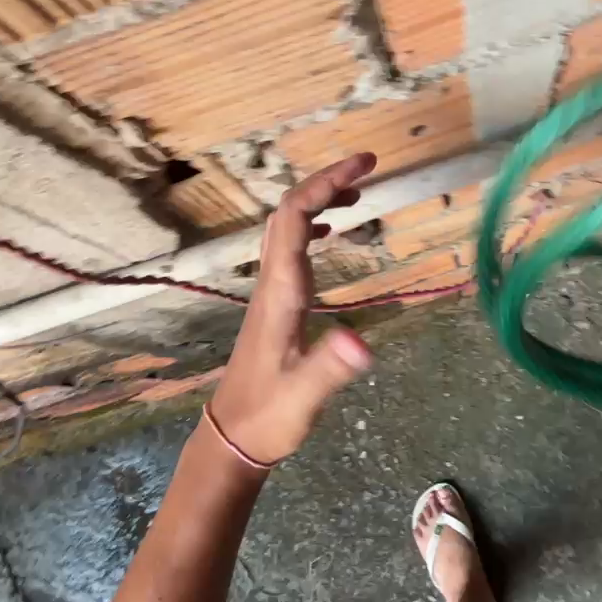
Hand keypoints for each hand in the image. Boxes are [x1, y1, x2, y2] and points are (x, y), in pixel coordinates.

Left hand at [207, 154, 377, 463]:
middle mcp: (271, 282)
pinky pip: (289, 250)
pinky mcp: (275, 305)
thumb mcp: (304, 396)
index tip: (365, 165)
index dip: (326, 183)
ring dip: (318, 201)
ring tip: (357, 193)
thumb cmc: (269, 416)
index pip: (294, 218)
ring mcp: (270, 291)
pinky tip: (329, 233)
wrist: (233, 436)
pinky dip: (311, 228)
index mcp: (280, 292)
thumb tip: (364, 343)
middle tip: (368, 168)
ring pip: (286, 229)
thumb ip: (330, 368)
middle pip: (287, 213)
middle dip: (325, 181)